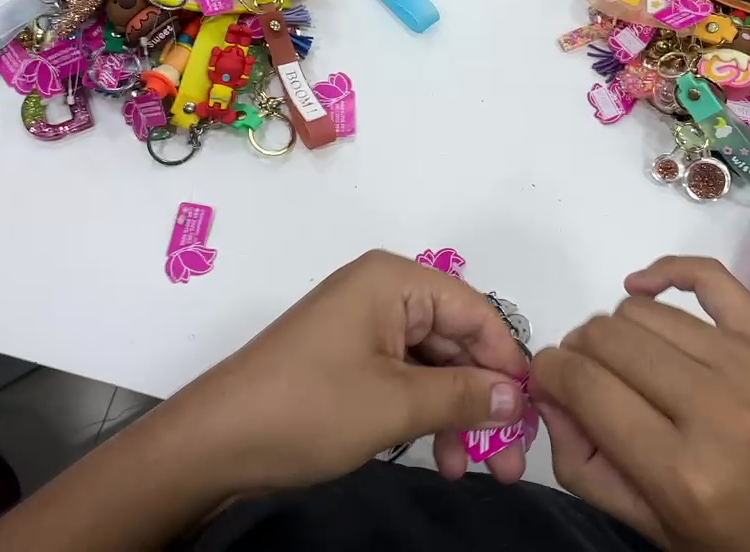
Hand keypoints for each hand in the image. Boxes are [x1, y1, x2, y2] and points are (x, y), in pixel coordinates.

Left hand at [157, 249, 532, 494]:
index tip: (533, 417)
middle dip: (483, 397)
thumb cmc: (309, 407)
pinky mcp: (351, 358)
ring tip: (469, 468)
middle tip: (507, 460)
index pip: (474, 311)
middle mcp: (383, 292)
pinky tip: (438, 456)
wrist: (216, 441)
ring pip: (433, 364)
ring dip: (455, 413)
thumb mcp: (395, 404)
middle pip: (456, 339)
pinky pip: (405, 378)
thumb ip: (464, 395)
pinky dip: (425, 414)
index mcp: (394, 280)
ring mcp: (364, 326)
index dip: (507, 362)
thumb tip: (518, 396)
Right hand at [531, 256, 749, 551]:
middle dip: (577, 351)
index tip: (548, 380)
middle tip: (584, 376)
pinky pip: (707, 275)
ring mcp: (748, 364)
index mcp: (681, 472)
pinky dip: (665, 270)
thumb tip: (546, 389)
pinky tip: (641, 288)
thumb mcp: (649, 525)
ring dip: (615, 330)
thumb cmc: (737, 544)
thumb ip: (582, 462)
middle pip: (606, 337)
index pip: (582, 385)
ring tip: (626, 361)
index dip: (548, 372)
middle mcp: (714, 409)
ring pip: (641, 311)